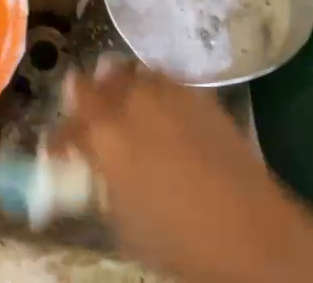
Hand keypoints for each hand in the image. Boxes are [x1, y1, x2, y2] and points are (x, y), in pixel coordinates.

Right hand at [58, 60, 312, 282]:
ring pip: (133, 73)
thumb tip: (92, 171)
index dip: (62, 133)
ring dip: (123, 87)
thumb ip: (100, 185)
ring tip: (126, 108)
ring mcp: (168, 92)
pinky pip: (165, 81)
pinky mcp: (200, 94)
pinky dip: (155, 91)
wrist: (251, 233)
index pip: (69, 118)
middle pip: (99, 81)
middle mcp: (132, 101)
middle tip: (92, 119)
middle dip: (90, 98)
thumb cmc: (178, 239)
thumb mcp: (122, 222)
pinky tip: (162, 113)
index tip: (60, 148)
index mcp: (105, 134)